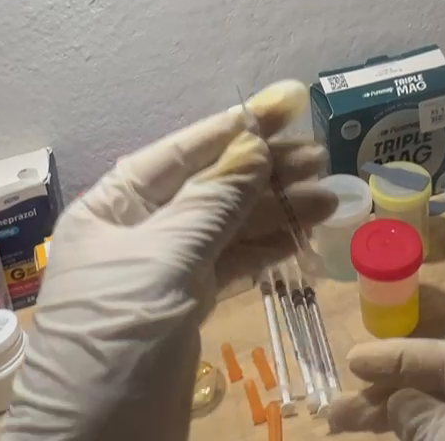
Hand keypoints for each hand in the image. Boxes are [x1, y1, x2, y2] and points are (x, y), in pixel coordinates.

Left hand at [0, 80, 332, 440]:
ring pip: (229, 223)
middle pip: (213, 185)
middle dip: (265, 170)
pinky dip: (267, 247)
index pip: (185, 151)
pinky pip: (232, 261)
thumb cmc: (115, 345)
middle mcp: (139, 229)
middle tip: (321, 156)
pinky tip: (304, 233)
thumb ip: (214, 202)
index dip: (238, 124)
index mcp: (115, 206)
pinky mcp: (186, 304)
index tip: (289, 99)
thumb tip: (254, 145)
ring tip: (329, 196)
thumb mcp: (165, 263)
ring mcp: (165, 267)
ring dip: (276, 209)